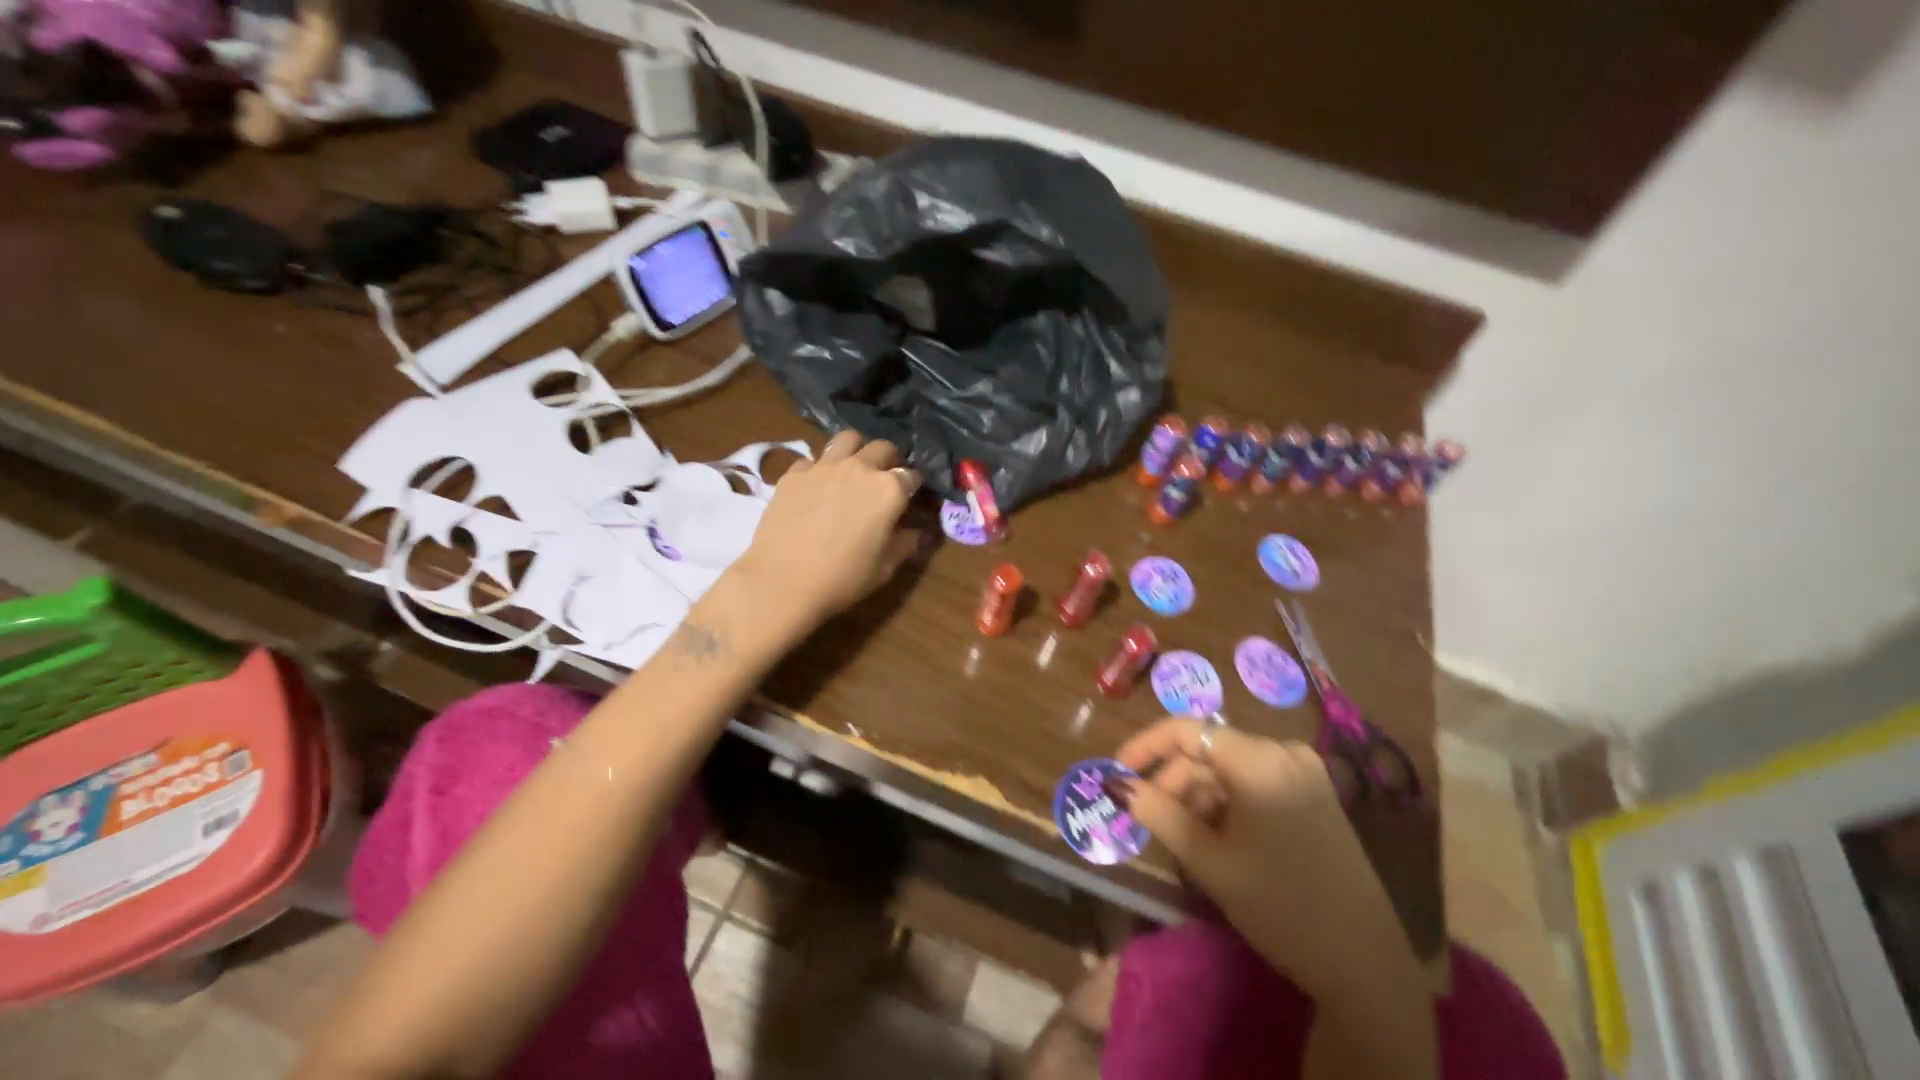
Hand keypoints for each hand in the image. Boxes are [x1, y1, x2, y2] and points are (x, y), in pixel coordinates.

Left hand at [733, 430, 921, 624]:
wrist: (783, 581)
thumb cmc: (843, 578)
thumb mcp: (885, 567)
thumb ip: (906, 543)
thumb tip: (918, 532)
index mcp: (889, 490)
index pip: (912, 475)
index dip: (914, 487)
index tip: (910, 499)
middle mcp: (860, 468)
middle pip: (883, 447)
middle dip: (889, 460)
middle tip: (883, 481)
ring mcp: (824, 466)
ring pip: (847, 439)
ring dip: (856, 450)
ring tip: (851, 470)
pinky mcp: (794, 473)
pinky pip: (812, 459)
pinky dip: (819, 468)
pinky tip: (816, 486)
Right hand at [1114, 718, 1417, 1000]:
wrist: (1362, 958)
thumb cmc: (1278, 905)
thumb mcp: (1209, 860)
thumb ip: (1158, 813)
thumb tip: (1116, 784)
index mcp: (1260, 760)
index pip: (1187, 730)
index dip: (1144, 746)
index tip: (1115, 775)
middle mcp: (1284, 752)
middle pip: (1208, 750)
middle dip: (1172, 782)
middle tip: (1149, 824)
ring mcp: (1305, 772)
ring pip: (1229, 769)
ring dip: (1198, 796)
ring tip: (1185, 842)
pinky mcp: (1314, 794)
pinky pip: (1254, 783)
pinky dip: (1227, 804)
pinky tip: (1218, 842)